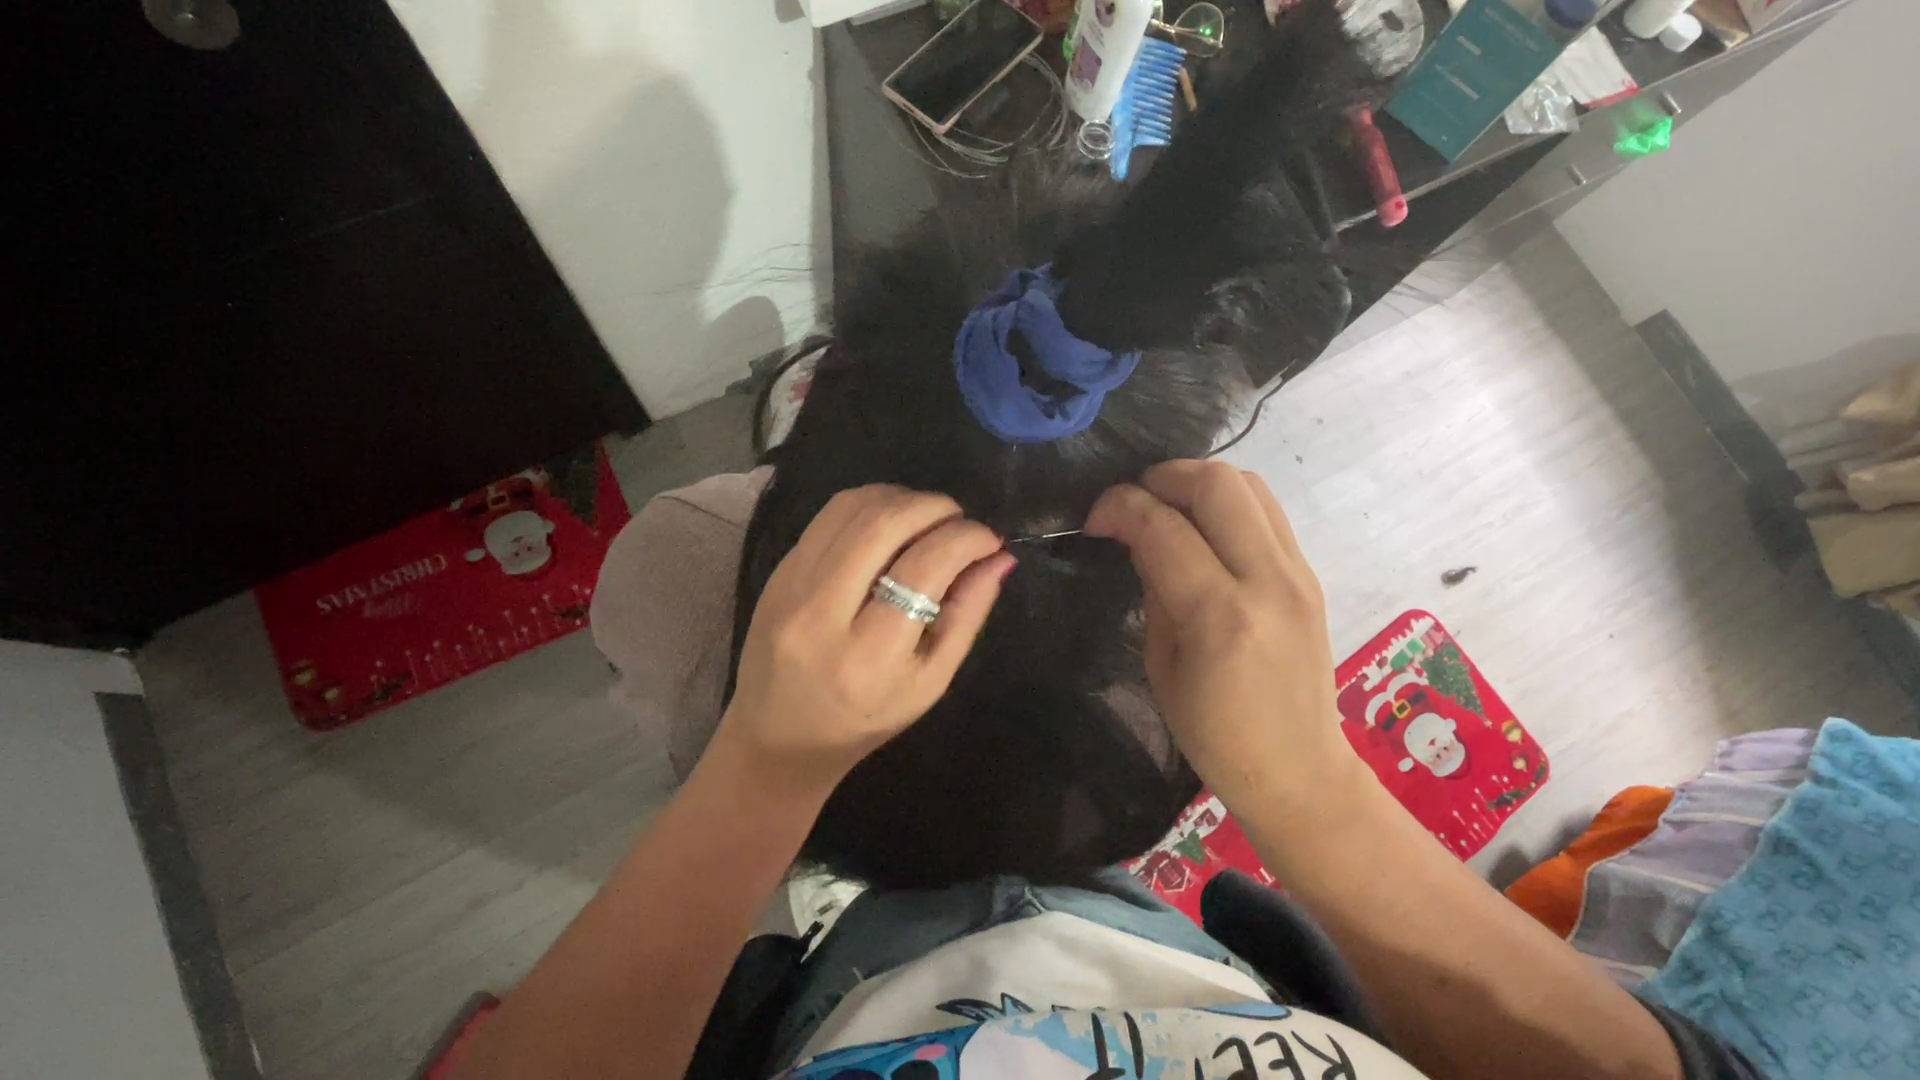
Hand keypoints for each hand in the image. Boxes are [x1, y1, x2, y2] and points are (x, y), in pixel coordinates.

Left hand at [713, 485, 1016, 795]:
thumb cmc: (865, 720)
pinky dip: (870, 505)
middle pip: (884, 523)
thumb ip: (967, 616)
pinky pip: (829, 515)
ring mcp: (791, 585)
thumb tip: (999, 558)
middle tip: (961, 520)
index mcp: (868, 655)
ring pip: (853, 507)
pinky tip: (892, 523)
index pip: (924, 568)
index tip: (989, 539)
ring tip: (929, 519)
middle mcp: (821, 612)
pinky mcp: (778, 570)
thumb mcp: (930, 683)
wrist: (779, 736)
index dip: (966, 539)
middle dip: (935, 507)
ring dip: (903, 499)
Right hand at [1085, 460, 1361, 808]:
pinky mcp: (1310, 575)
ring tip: (1166, 509)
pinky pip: (1266, 512)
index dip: (1119, 506)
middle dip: (1162, 477)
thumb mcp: (1162, 666)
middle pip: (1216, 483)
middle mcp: (1267, 581)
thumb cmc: (1215, 736)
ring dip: (1198, 483)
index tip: (1095, 519)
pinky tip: (1202, 531)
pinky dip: (1227, 504)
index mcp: (1220, 615)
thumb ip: (1153, 590)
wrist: (1298, 769)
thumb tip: (1139, 538)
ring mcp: (1298, 573)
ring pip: (1249, 484)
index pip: (1163, 527)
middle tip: (1132, 502)